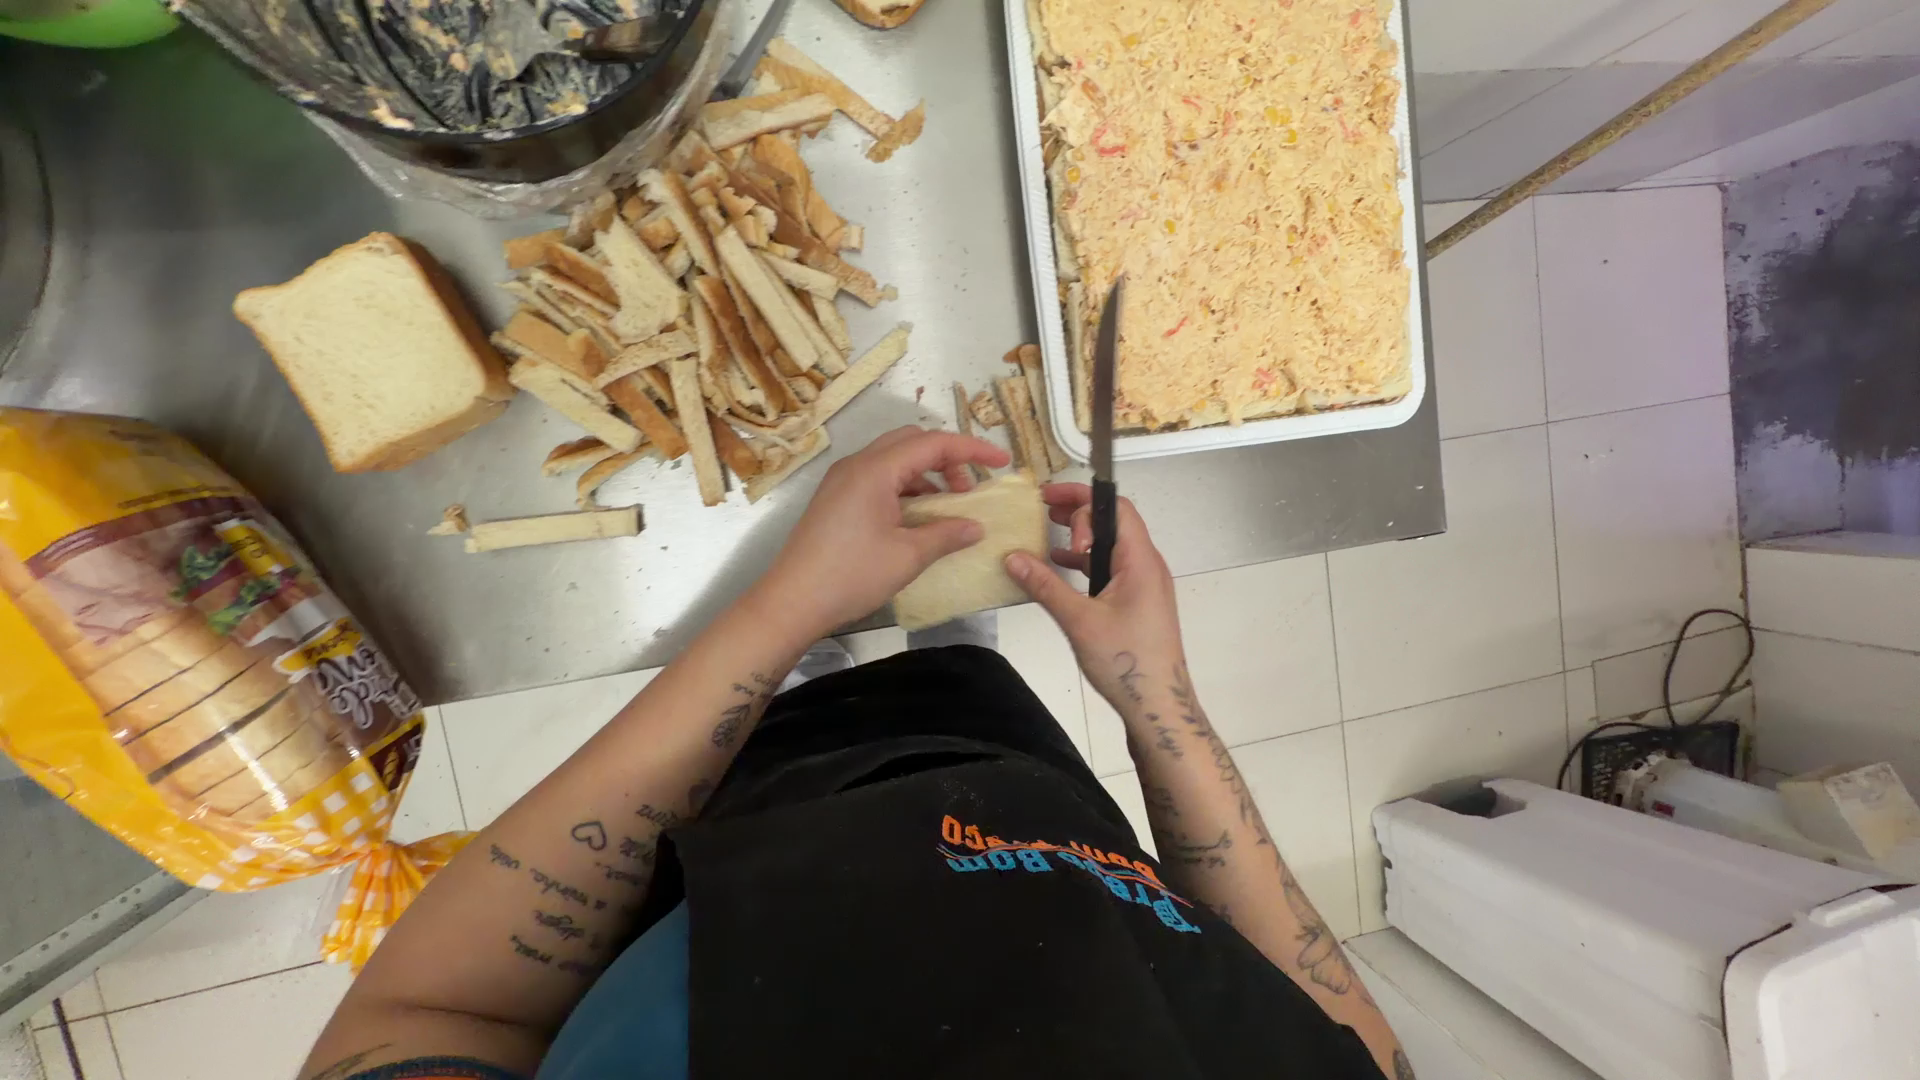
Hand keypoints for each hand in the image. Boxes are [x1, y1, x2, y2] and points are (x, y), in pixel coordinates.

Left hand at [754, 426, 1010, 637]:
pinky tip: (918, 518)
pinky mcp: (836, 499)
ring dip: (926, 474)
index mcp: (875, 469)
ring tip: (947, 506)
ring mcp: (842, 481)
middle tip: (969, 489)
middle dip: (947, 458)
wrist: (791, 602)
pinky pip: (878, 478)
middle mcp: (857, 465)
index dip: (972, 450)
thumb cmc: (850, 575)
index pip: (933, 443)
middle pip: (912, 442)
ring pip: (894, 460)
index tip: (1002, 462)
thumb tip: (975, 526)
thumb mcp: (907, 556)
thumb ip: (946, 534)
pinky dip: (905, 488)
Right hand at [1005, 484, 1184, 713]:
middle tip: (1043, 506)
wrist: (1159, 705)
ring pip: (1111, 545)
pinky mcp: (1138, 603)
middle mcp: (1147, 565)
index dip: (1082, 497)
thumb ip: (1045, 585)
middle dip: (1079, 509)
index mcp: (1140, 561)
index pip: (1115, 508)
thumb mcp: (1079, 621)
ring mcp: (1144, 585)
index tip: (1048, 503)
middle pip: (1114, 522)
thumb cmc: (1125, 660)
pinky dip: (1086, 561)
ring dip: (1081, 534)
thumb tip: (1012, 556)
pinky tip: (1060, 566)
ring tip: (1047, 528)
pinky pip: (1111, 568)